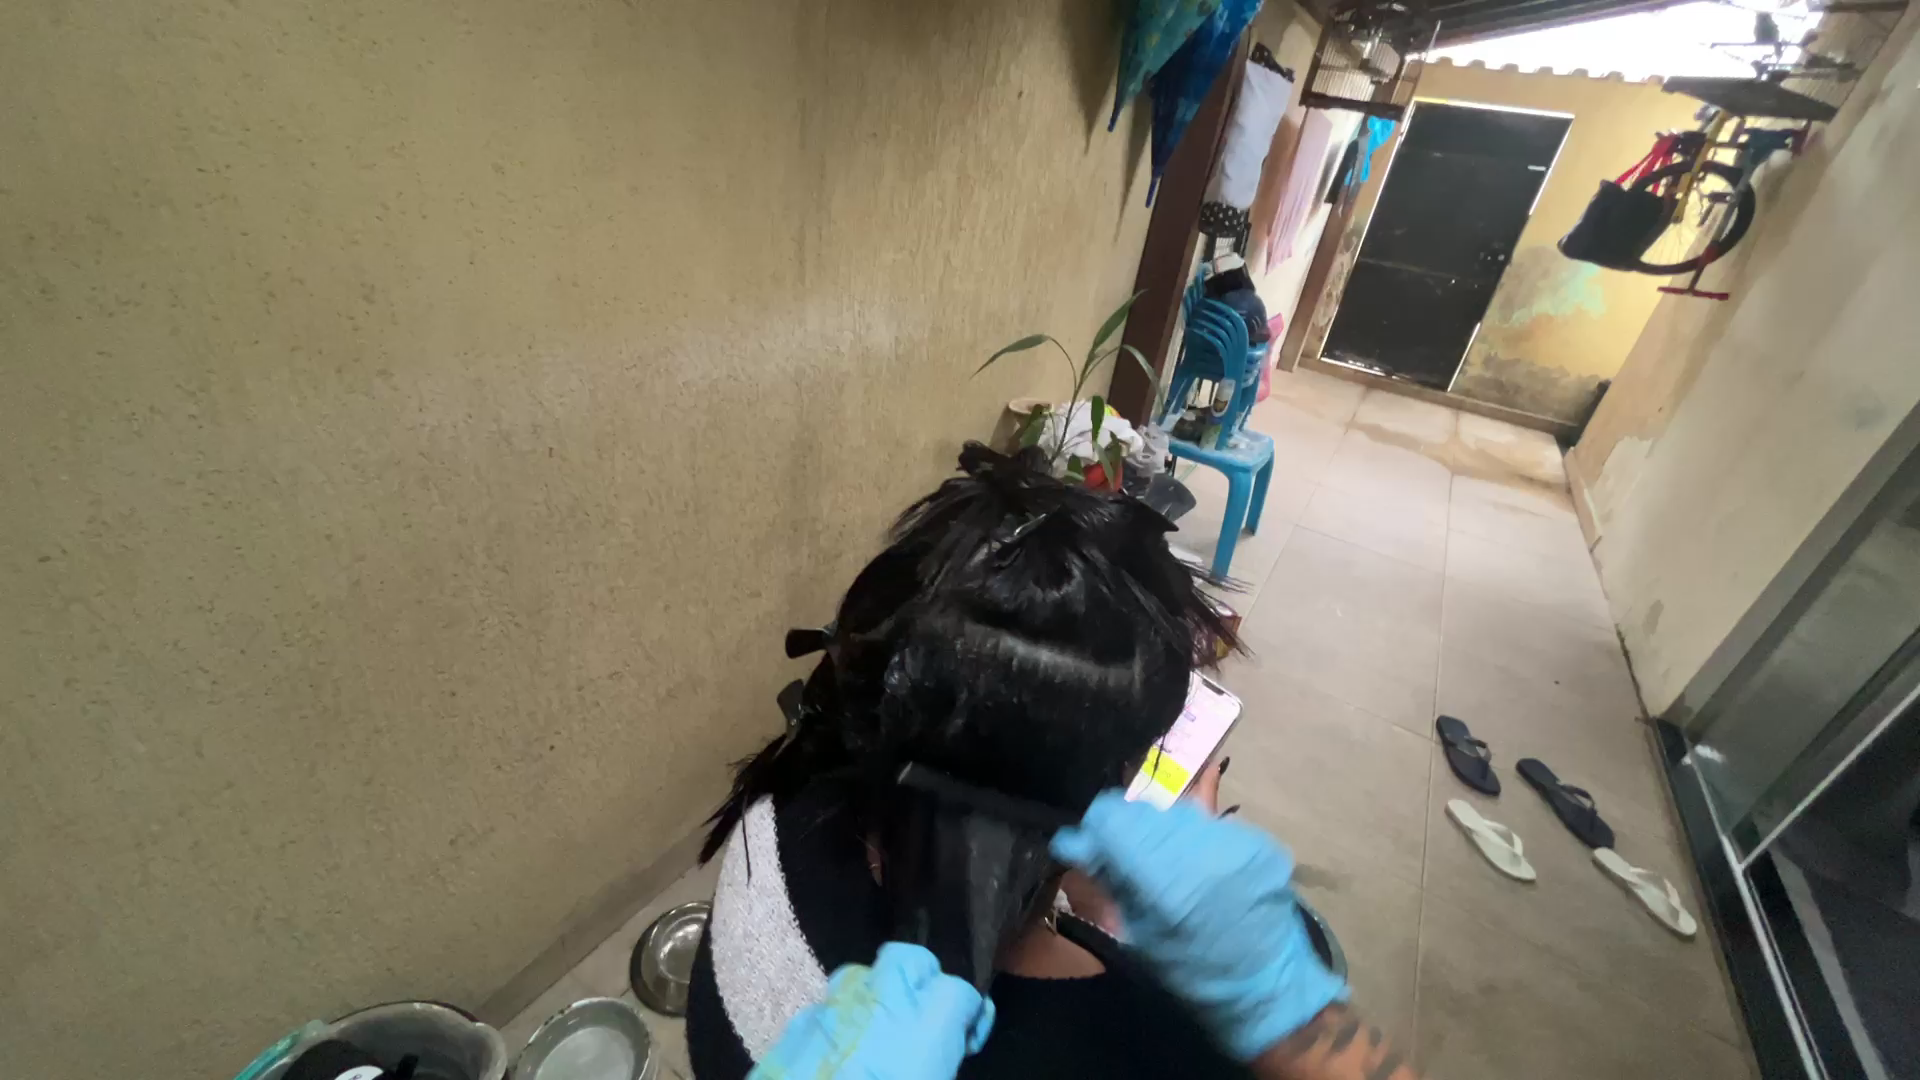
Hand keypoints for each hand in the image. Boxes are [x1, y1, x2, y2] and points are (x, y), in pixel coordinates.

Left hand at [749, 942, 995, 1079]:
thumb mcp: (929, 1079)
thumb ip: (938, 1064)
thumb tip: (936, 1057)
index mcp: (924, 1028)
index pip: (960, 992)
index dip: (968, 1015)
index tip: (966, 1041)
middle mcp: (880, 1002)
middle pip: (909, 960)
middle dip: (922, 982)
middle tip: (923, 1022)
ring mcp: (830, 1009)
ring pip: (861, 977)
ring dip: (875, 998)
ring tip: (878, 1037)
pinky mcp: (792, 1029)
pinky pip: (825, 1009)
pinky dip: (837, 1026)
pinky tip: (835, 1059)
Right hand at [1050, 793, 1347, 1060]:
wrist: (1267, 988)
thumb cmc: (1190, 969)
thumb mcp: (1135, 932)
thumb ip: (1107, 881)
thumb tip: (1077, 843)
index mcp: (1158, 872)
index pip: (1110, 815)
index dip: (1097, 826)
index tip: (1093, 843)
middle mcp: (1191, 843)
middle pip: (1141, 809)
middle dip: (1129, 829)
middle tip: (1132, 857)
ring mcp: (1225, 837)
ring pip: (1173, 811)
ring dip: (1161, 829)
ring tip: (1169, 862)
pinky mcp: (1249, 838)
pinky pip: (1205, 820)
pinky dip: (1192, 836)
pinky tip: (1198, 862)